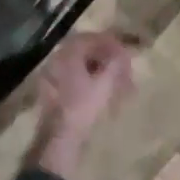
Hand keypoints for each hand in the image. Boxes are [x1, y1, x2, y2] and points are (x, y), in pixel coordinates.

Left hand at [28, 31, 136, 176]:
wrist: (58, 141)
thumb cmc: (82, 108)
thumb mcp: (104, 83)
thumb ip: (115, 63)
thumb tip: (123, 51)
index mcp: (67, 55)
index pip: (92, 38)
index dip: (112, 43)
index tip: (126, 52)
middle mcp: (57, 62)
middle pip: (87, 52)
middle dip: (109, 59)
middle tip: (125, 69)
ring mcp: (53, 78)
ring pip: (83, 67)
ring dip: (103, 72)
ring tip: (121, 85)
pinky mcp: (55, 94)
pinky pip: (77, 80)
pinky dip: (93, 82)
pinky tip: (106, 95)